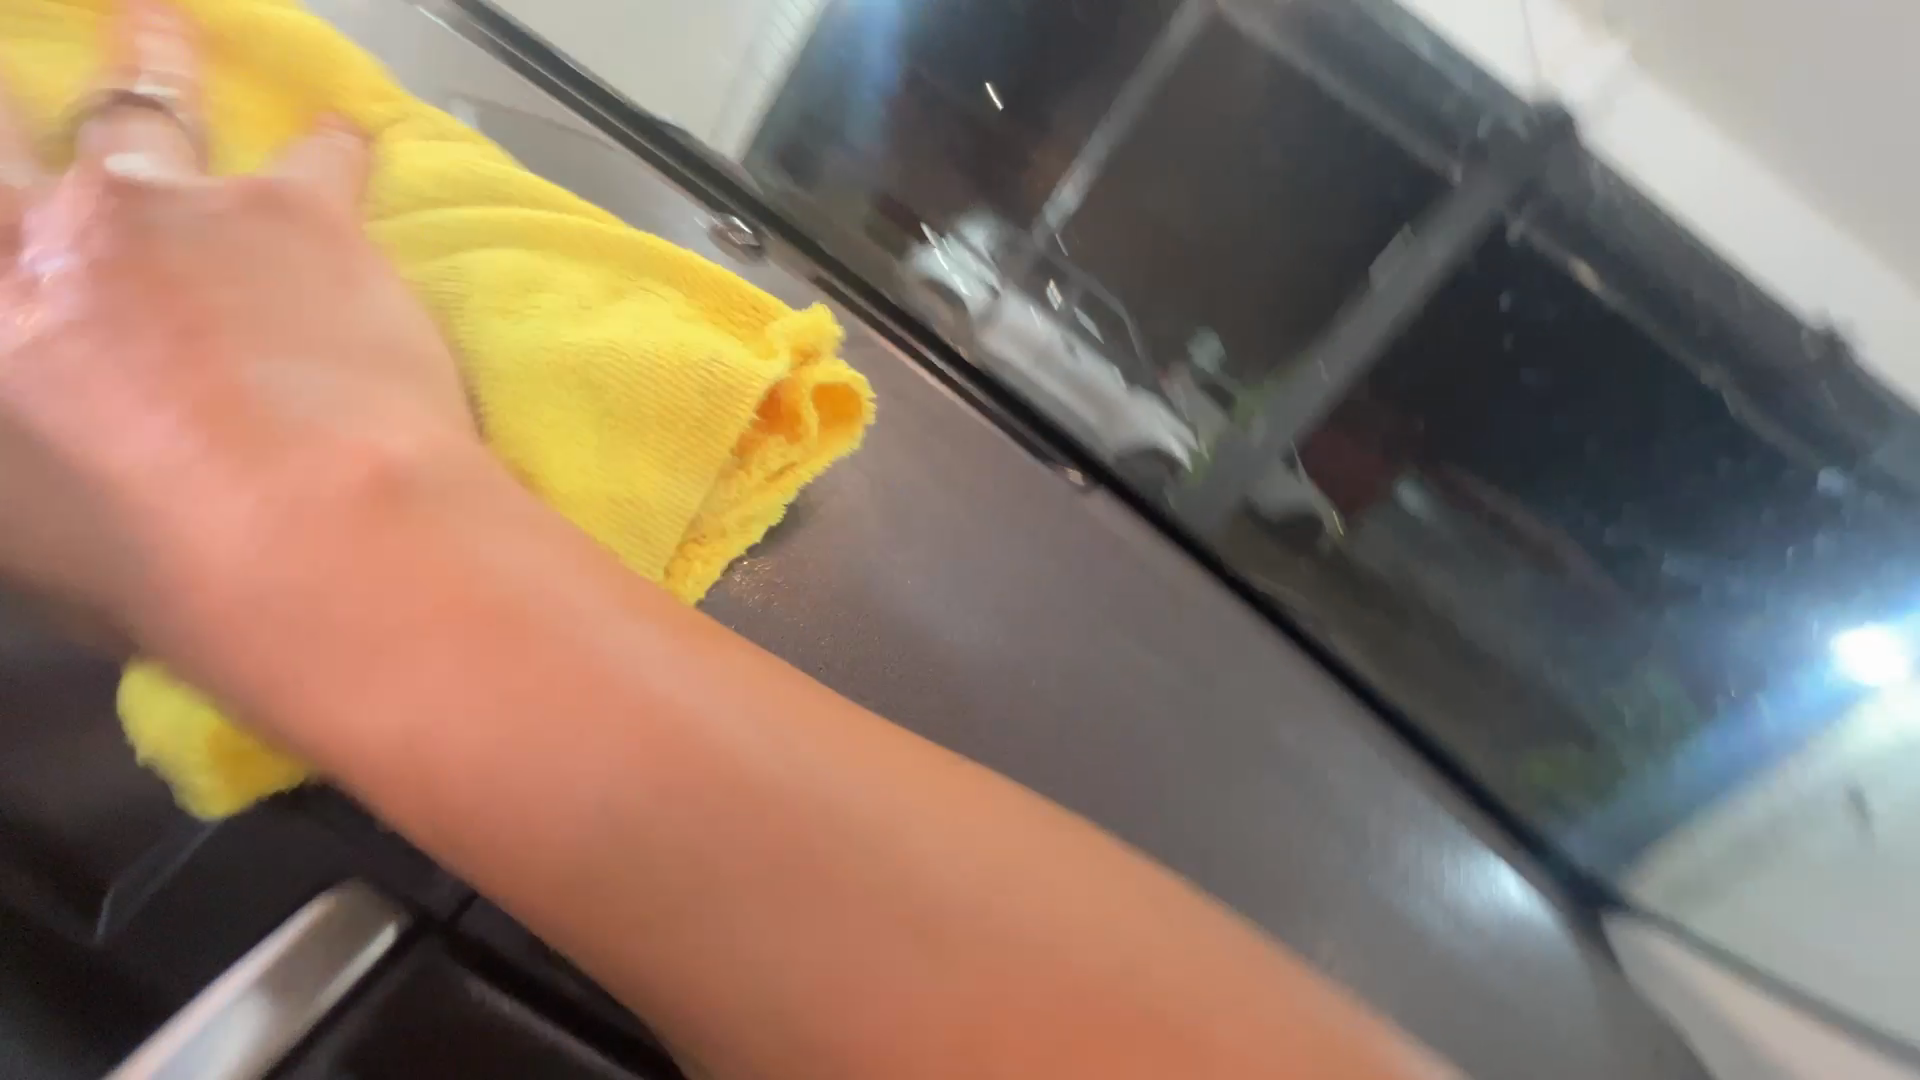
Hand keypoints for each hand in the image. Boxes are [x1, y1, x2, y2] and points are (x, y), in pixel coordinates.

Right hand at [0, 0, 475, 648]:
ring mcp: (185, 216)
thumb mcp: (43, 529)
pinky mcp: (308, 222)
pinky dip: (334, 144)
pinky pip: (323, 161)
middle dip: (30, 100)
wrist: (306, 523)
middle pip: (30, 141)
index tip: (16, 174)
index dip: (3, 193)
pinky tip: (348, 129)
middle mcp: (66, 241)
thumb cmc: (171, 556)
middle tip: (39, 48)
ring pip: (156, 113)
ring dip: (157, 61)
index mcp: (0, 321)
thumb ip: (44, 459)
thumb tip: (68, 439)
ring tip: (162, 23)